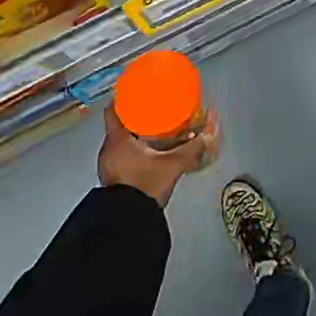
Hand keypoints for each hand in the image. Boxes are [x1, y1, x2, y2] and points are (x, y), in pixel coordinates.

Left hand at [96, 107, 215, 206]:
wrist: (130, 220)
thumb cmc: (146, 184)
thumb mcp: (172, 165)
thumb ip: (191, 150)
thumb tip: (209, 136)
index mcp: (117, 139)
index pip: (112, 110)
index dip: (122, 100)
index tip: (135, 95)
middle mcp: (107, 149)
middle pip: (116, 126)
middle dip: (132, 119)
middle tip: (150, 113)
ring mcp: (106, 166)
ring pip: (118, 143)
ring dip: (131, 137)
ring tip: (150, 132)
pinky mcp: (110, 180)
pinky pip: (119, 157)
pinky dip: (129, 152)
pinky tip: (145, 155)